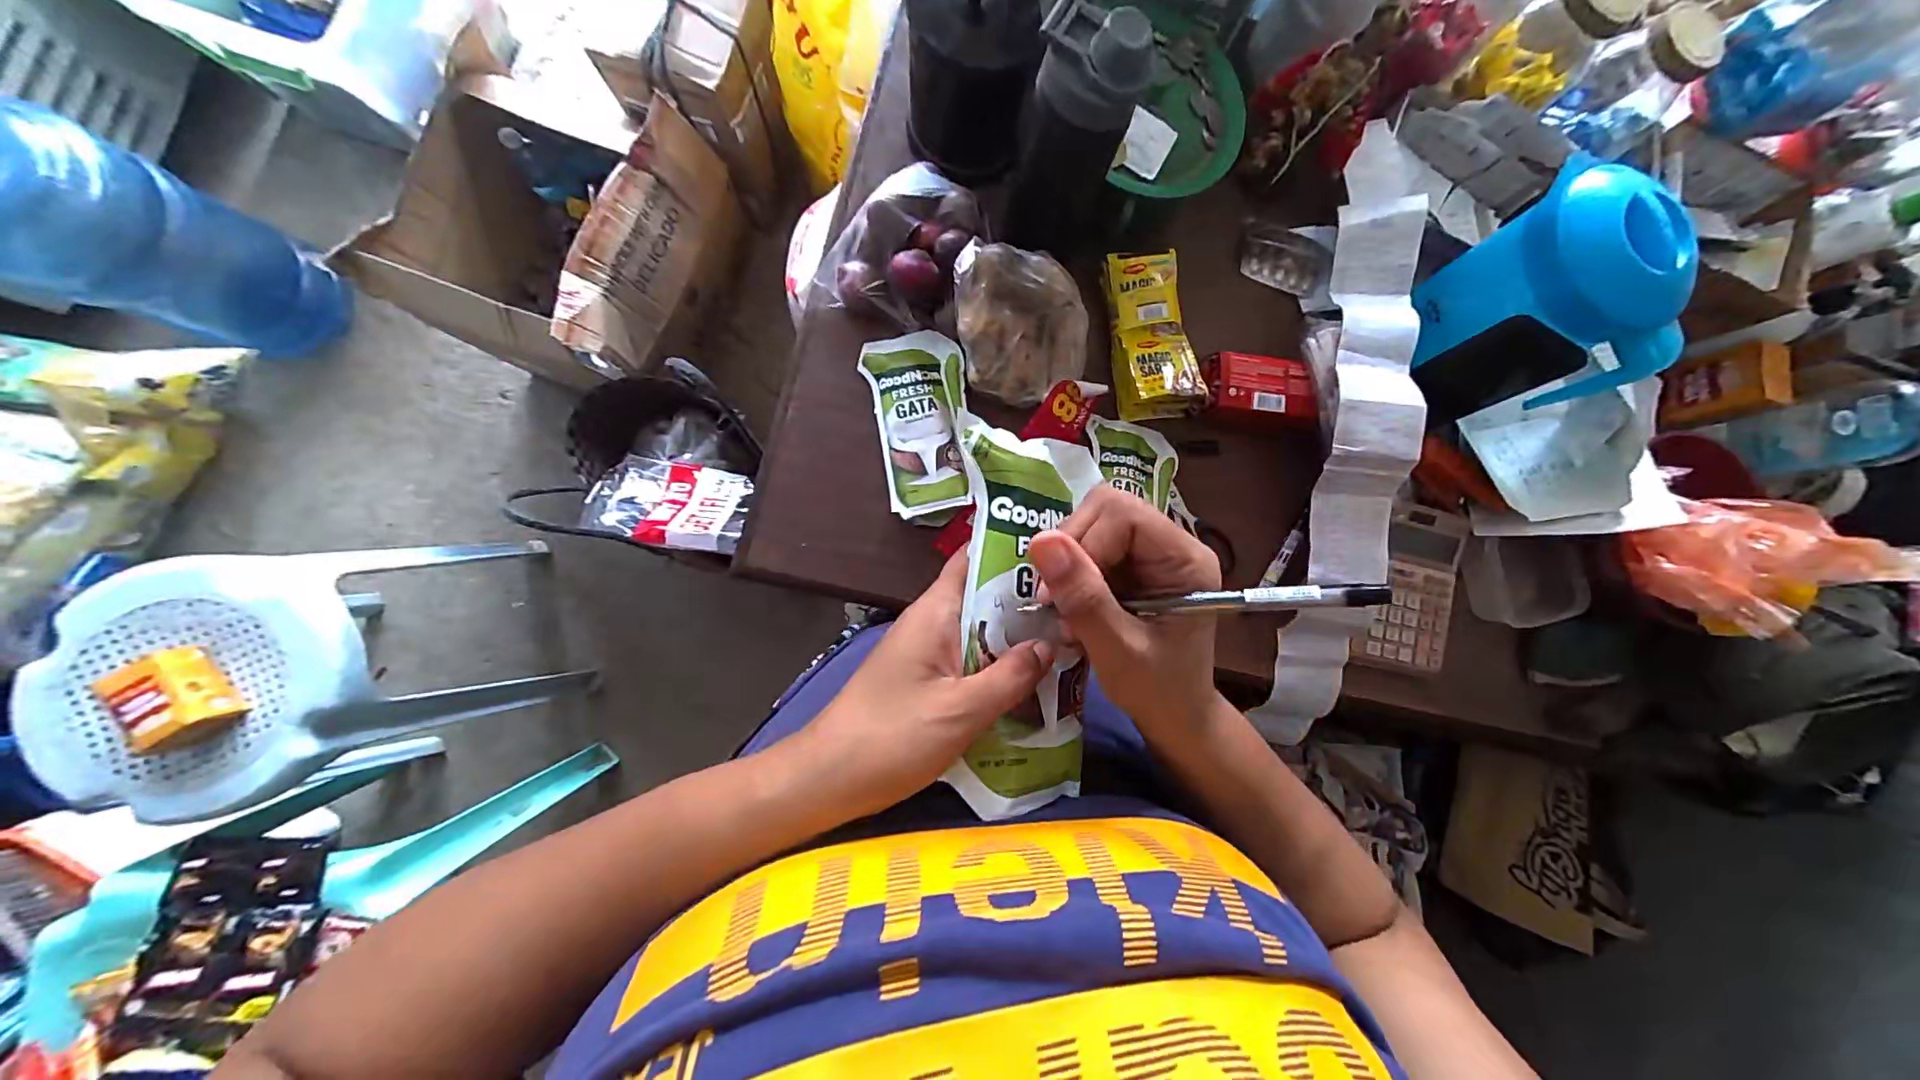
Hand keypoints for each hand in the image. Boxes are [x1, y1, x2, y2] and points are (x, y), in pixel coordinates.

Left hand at [787, 552, 1053, 818]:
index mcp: (936, 612)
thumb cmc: (892, 737)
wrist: (829, 778)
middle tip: (1084, 606)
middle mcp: (932, 622)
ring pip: (983, 633)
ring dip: (1020, 638)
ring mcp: (928, 652)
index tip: (1064, 549)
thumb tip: (1051, 643)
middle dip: (1031, 601)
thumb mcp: (960, 710)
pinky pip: (972, 662)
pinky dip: (1001, 667)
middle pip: (987, 597)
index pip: (974, 558)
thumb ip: (1010, 677)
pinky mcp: (927, 680)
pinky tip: (1035, 683)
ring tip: (1074, 641)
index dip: (1016, 549)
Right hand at [1027, 487, 1222, 738]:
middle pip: (1105, 509)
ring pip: (1091, 523)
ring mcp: (1150, 552)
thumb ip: (1084, 598)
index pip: (1123, 513)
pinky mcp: (1130, 563)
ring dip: (1067, 562)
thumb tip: (1041, 541)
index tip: (1056, 593)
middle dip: (1070, 549)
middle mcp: (1171, 544)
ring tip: (1064, 608)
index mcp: (1185, 559)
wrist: (1175, 715)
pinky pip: (1087, 545)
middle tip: (1054, 599)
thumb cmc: (1157, 690)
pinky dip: (1069, 573)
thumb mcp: (1118, 650)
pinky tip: (1071, 606)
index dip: (1082, 542)